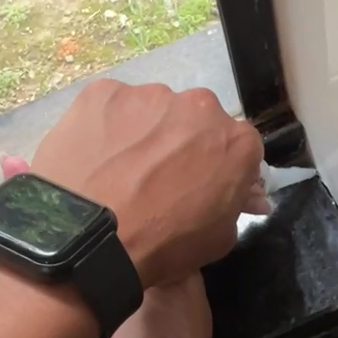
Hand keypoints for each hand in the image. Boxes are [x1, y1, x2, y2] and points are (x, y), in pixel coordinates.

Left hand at [26, 80, 265, 287]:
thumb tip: (248, 193)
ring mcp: (149, 94)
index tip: (205, 185)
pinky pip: (113, 108)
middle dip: (185, 144)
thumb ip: (237, 204)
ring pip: (154, 111)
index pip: (239, 147)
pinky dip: (108, 127)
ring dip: (147, 134)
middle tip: (160, 179)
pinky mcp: (103, 92)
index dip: (222, 167)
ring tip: (121, 171)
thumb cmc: (164, 244)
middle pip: (197, 121)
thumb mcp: (219, 238)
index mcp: (237, 141)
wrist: (89, 237)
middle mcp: (200, 105)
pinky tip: (95, 157)